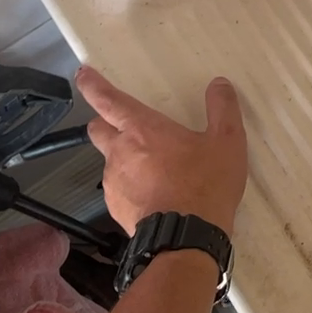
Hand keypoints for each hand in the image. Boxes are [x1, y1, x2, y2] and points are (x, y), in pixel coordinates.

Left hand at [77, 67, 247, 236]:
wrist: (186, 238)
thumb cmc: (205, 184)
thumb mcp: (227, 141)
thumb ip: (223, 108)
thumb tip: (219, 84)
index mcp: (143, 129)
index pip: (109, 100)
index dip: (93, 85)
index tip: (83, 74)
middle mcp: (120, 151)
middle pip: (98, 129)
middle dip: (106, 123)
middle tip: (129, 127)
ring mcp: (114, 182)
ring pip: (110, 160)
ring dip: (125, 158)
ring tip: (156, 169)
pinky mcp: (116, 208)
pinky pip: (119, 188)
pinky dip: (132, 185)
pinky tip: (156, 194)